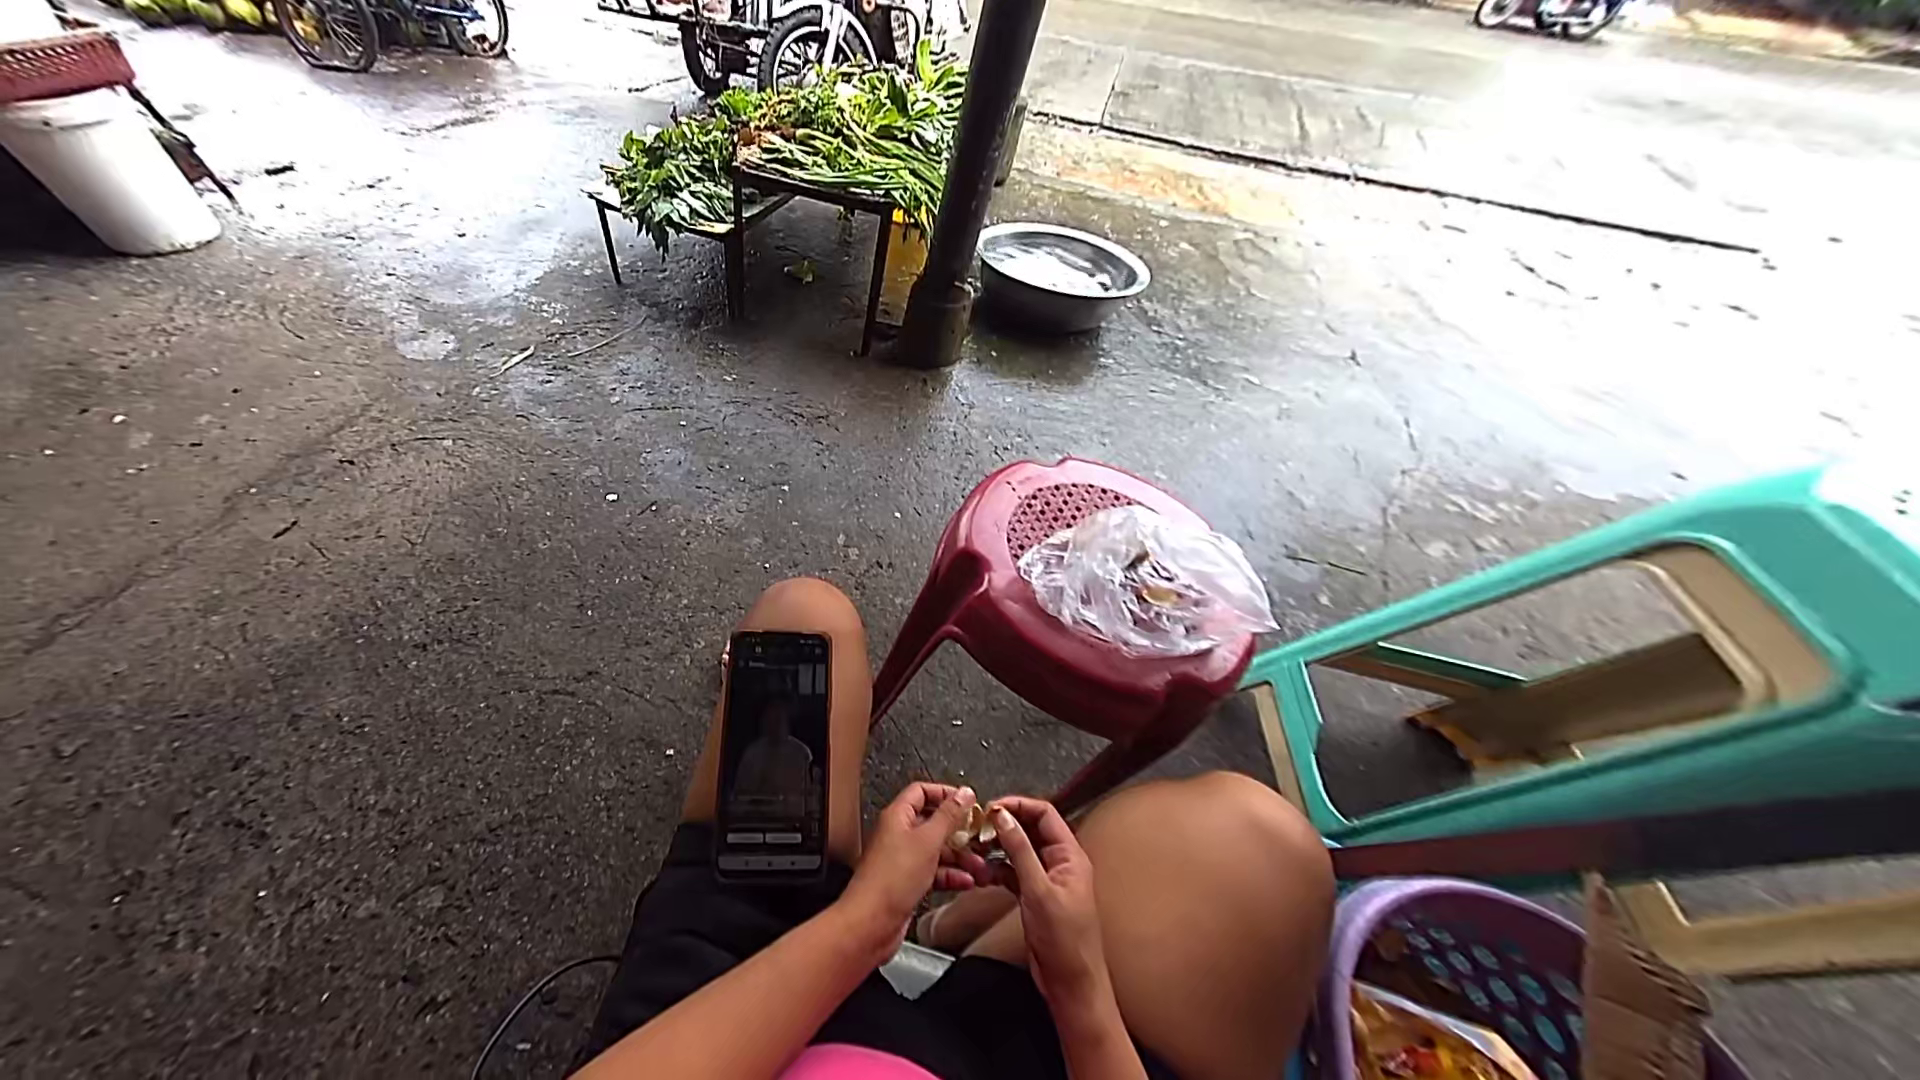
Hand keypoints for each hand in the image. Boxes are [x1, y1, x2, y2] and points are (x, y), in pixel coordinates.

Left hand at [839, 784, 992, 956]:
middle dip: (958, 831)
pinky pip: (934, 872)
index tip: (966, 802)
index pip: (922, 792)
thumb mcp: (928, 840)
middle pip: (933, 822)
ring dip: (959, 857)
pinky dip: (951, 875)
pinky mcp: (907, 883)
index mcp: (898, 816)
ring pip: (936, 849)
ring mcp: (903, 860)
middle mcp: (899, 834)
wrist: (871, 924)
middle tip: (977, 836)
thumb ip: (949, 815)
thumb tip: (963, 794)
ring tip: (979, 866)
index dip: (945, 794)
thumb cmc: (889, 881)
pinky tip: (966, 881)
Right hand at [988, 797, 1108, 1004]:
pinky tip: (983, 873)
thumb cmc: (1066, 943)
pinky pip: (1014, 872)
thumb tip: (1004, 818)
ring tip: (977, 848)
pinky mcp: (1034, 895)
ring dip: (998, 848)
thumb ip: (1020, 850)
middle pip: (1030, 829)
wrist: (1071, 986)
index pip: (1045, 814)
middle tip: (981, 826)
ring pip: (1019, 850)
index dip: (1019, 806)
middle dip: (1005, 825)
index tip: (993, 808)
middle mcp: (1060, 862)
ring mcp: (1047, 879)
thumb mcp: (1039, 890)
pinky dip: (998, 870)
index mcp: (1070, 855)